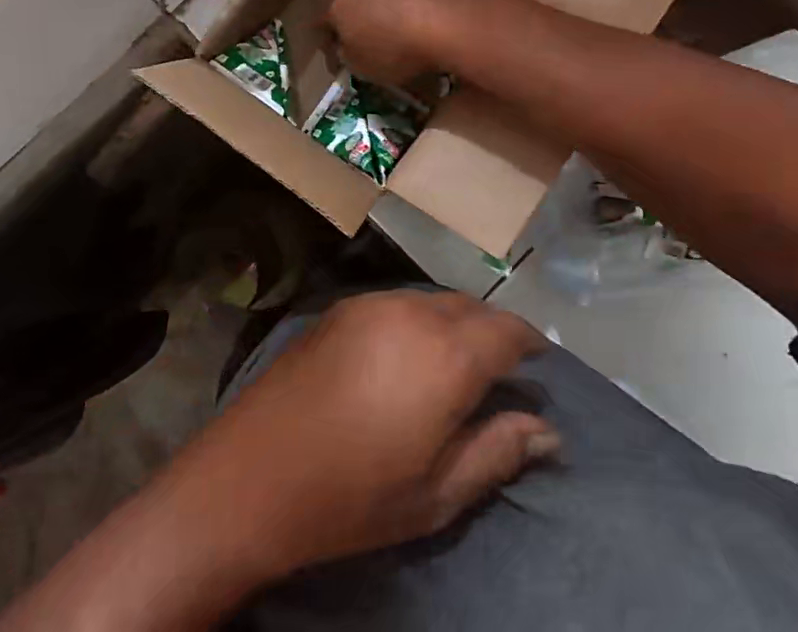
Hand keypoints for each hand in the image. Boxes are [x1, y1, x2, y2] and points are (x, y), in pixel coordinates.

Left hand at [169, 290, 557, 576]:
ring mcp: (367, 306)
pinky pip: (394, 303)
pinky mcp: (335, 310)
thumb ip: (498, 451)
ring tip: (453, 362)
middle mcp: (409, 313)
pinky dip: (416, 320)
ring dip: (453, 323)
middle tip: (499, 370)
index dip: (530, 346)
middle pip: (470, 308)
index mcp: (445, 355)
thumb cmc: (352, 496)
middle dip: (493, 332)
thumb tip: (546, 431)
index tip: (538, 365)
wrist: (251, 476)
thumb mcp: (437, 492)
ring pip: (430, 301)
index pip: (509, 331)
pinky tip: (405, 354)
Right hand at [326, 0, 468, 85]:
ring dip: (390, 11)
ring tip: (406, 34)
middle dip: (361, 22)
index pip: (323, 25)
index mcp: (339, 7)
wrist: (448, 17)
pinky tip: (430, 22)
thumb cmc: (396, 50)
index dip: (329, 43)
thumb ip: (349, 57)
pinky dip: (417, 5)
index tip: (339, 58)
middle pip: (355, 4)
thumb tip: (347, 49)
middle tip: (373, 44)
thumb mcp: (364, 68)